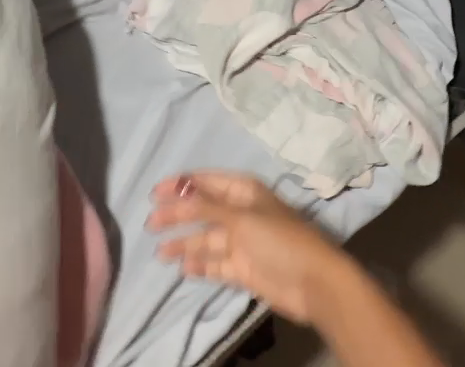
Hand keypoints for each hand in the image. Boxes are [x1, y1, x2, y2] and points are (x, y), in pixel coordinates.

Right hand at [145, 170, 360, 324]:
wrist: (314, 282)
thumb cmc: (278, 239)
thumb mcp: (240, 217)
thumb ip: (206, 206)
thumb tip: (177, 193)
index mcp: (244, 190)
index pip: (206, 182)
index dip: (180, 185)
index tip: (154, 193)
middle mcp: (240, 212)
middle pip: (202, 211)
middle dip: (177, 215)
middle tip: (150, 223)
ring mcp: (242, 241)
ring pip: (205, 238)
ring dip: (183, 243)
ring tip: (159, 252)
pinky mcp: (243, 268)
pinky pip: (215, 263)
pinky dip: (200, 264)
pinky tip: (183, 268)